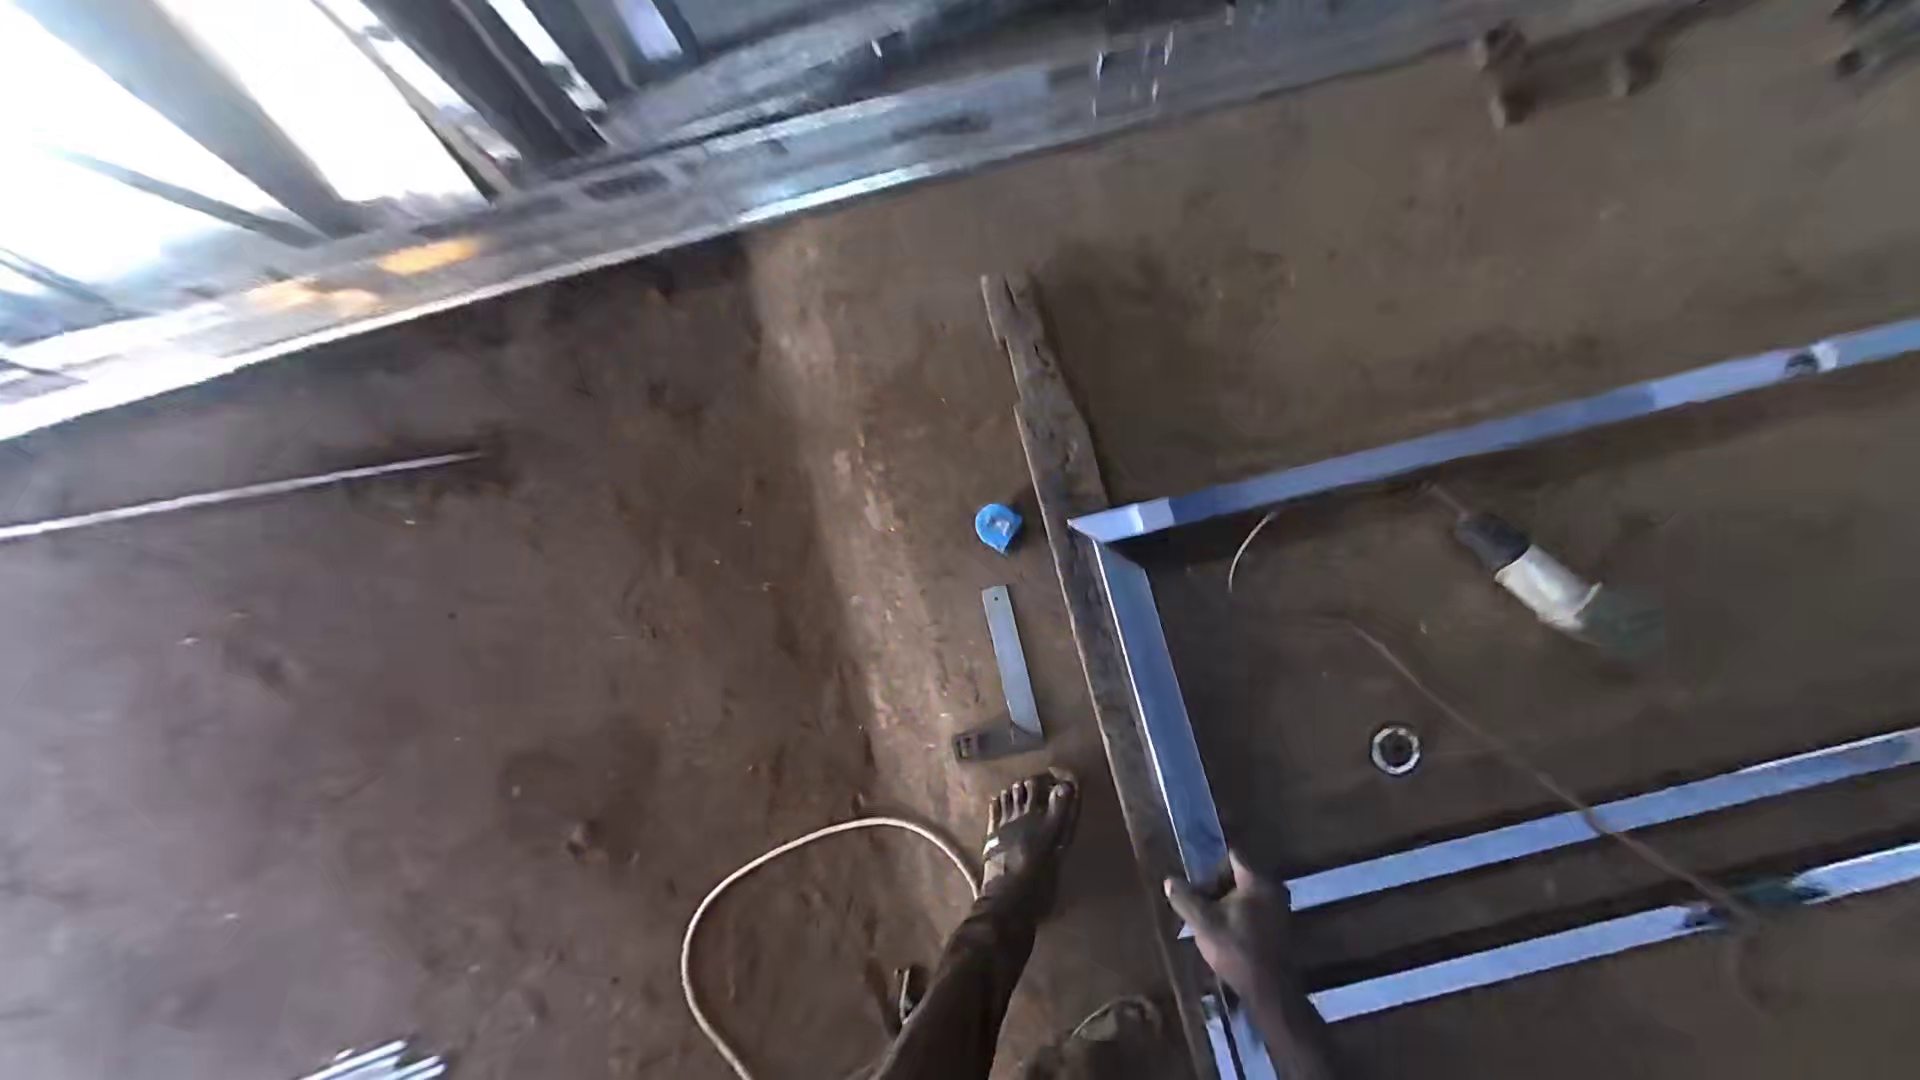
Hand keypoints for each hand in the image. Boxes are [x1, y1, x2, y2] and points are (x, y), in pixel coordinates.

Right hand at [1164, 850, 1292, 998]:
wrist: (1270, 995)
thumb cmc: (1237, 950)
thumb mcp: (1203, 922)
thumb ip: (1184, 897)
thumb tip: (1169, 880)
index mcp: (1257, 880)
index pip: (1231, 854)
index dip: (1209, 859)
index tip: (1192, 869)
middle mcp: (1273, 889)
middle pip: (1237, 874)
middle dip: (1214, 882)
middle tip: (1194, 892)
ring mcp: (1279, 910)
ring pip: (1244, 894)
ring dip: (1224, 900)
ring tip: (1204, 912)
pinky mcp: (1279, 929)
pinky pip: (1252, 909)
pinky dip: (1236, 913)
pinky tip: (1221, 928)